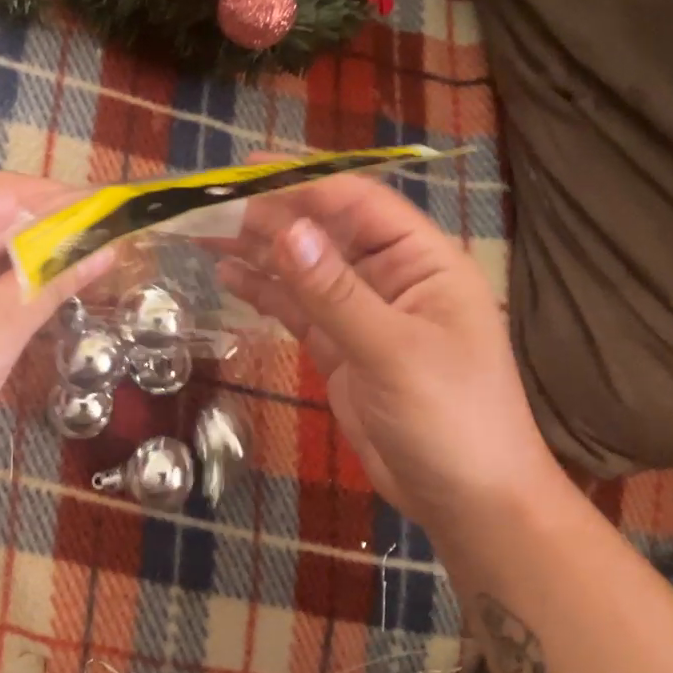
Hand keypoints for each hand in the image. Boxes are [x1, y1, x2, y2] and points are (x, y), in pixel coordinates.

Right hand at [216, 164, 562, 531]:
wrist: (468, 502)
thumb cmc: (450, 419)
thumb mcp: (392, 352)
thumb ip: (334, 292)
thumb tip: (284, 231)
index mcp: (421, 261)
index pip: (355, 203)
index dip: (301, 181)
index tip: (244, 170)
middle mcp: (390, 276)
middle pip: (322, 230)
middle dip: (268, 215)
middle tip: (206, 204)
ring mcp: (362, 312)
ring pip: (302, 267)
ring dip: (257, 250)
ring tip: (204, 234)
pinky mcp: (340, 347)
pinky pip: (296, 307)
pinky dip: (263, 291)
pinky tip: (228, 275)